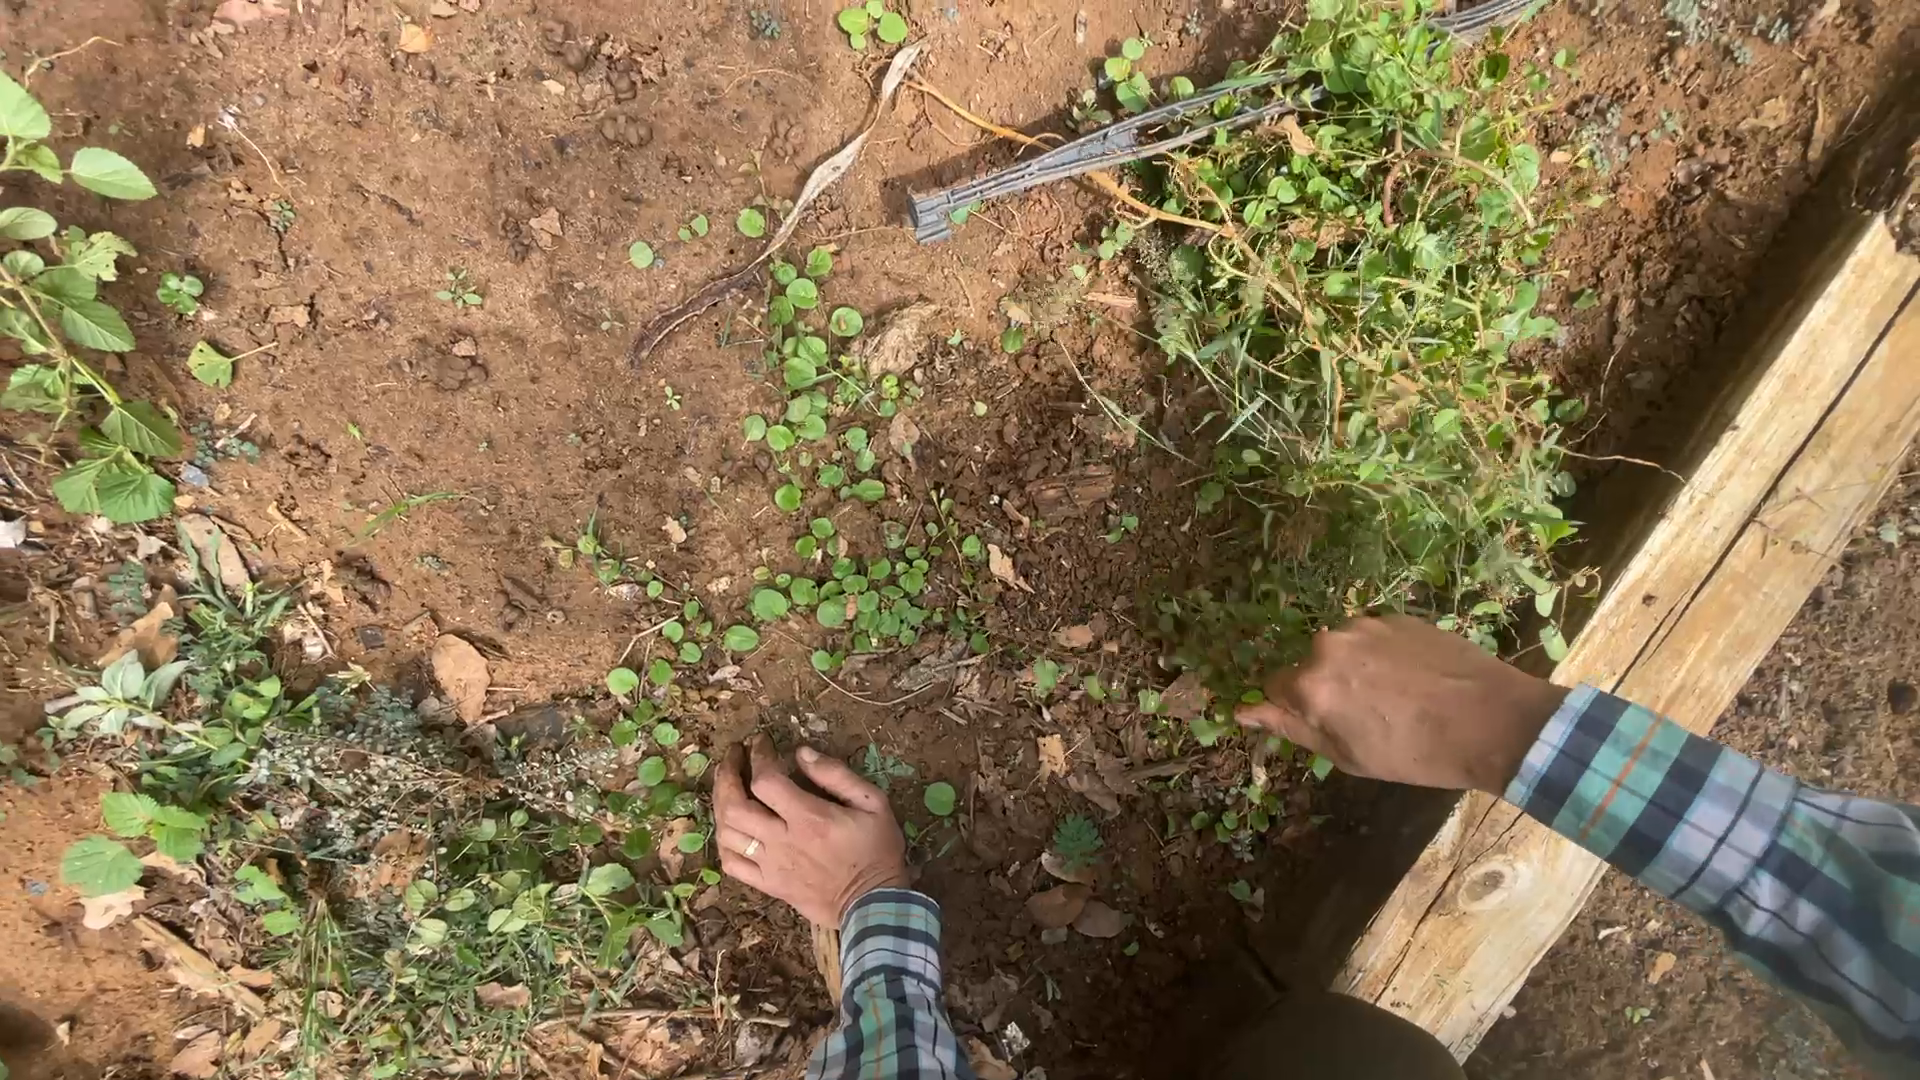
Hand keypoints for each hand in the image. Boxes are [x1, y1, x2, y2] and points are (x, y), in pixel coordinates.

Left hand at [712, 733, 909, 925]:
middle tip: (733, 756)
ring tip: (727, 783)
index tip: (760, 741)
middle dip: (727, 774)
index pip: (766, 781)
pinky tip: (729, 824)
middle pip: (734, 805)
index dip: (758, 755)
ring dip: (720, 803)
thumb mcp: (873, 803)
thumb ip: (837, 775)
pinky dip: (723, 840)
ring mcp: (771, 866)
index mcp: (809, 818)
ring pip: (727, 833)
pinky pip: (731, 863)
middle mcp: (782, 841)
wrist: (874, 905)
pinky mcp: (768, 885)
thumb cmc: (877, 849)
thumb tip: (802, 752)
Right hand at [1235, 614, 1568, 793]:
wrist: (1498, 722)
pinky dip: (1383, 653)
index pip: (1273, 688)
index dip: (1296, 708)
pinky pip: (1372, 635)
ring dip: (1353, 666)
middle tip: (1366, 713)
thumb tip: (1241, 712)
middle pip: (1307, 664)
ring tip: (1395, 694)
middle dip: (1325, 685)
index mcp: (1310, 684)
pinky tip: (1414, 676)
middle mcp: (1327, 645)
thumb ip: (1290, 728)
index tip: (1325, 722)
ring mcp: (1363, 626)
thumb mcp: (1347, 755)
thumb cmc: (1417, 753)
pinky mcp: (1396, 616)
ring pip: (1340, 647)